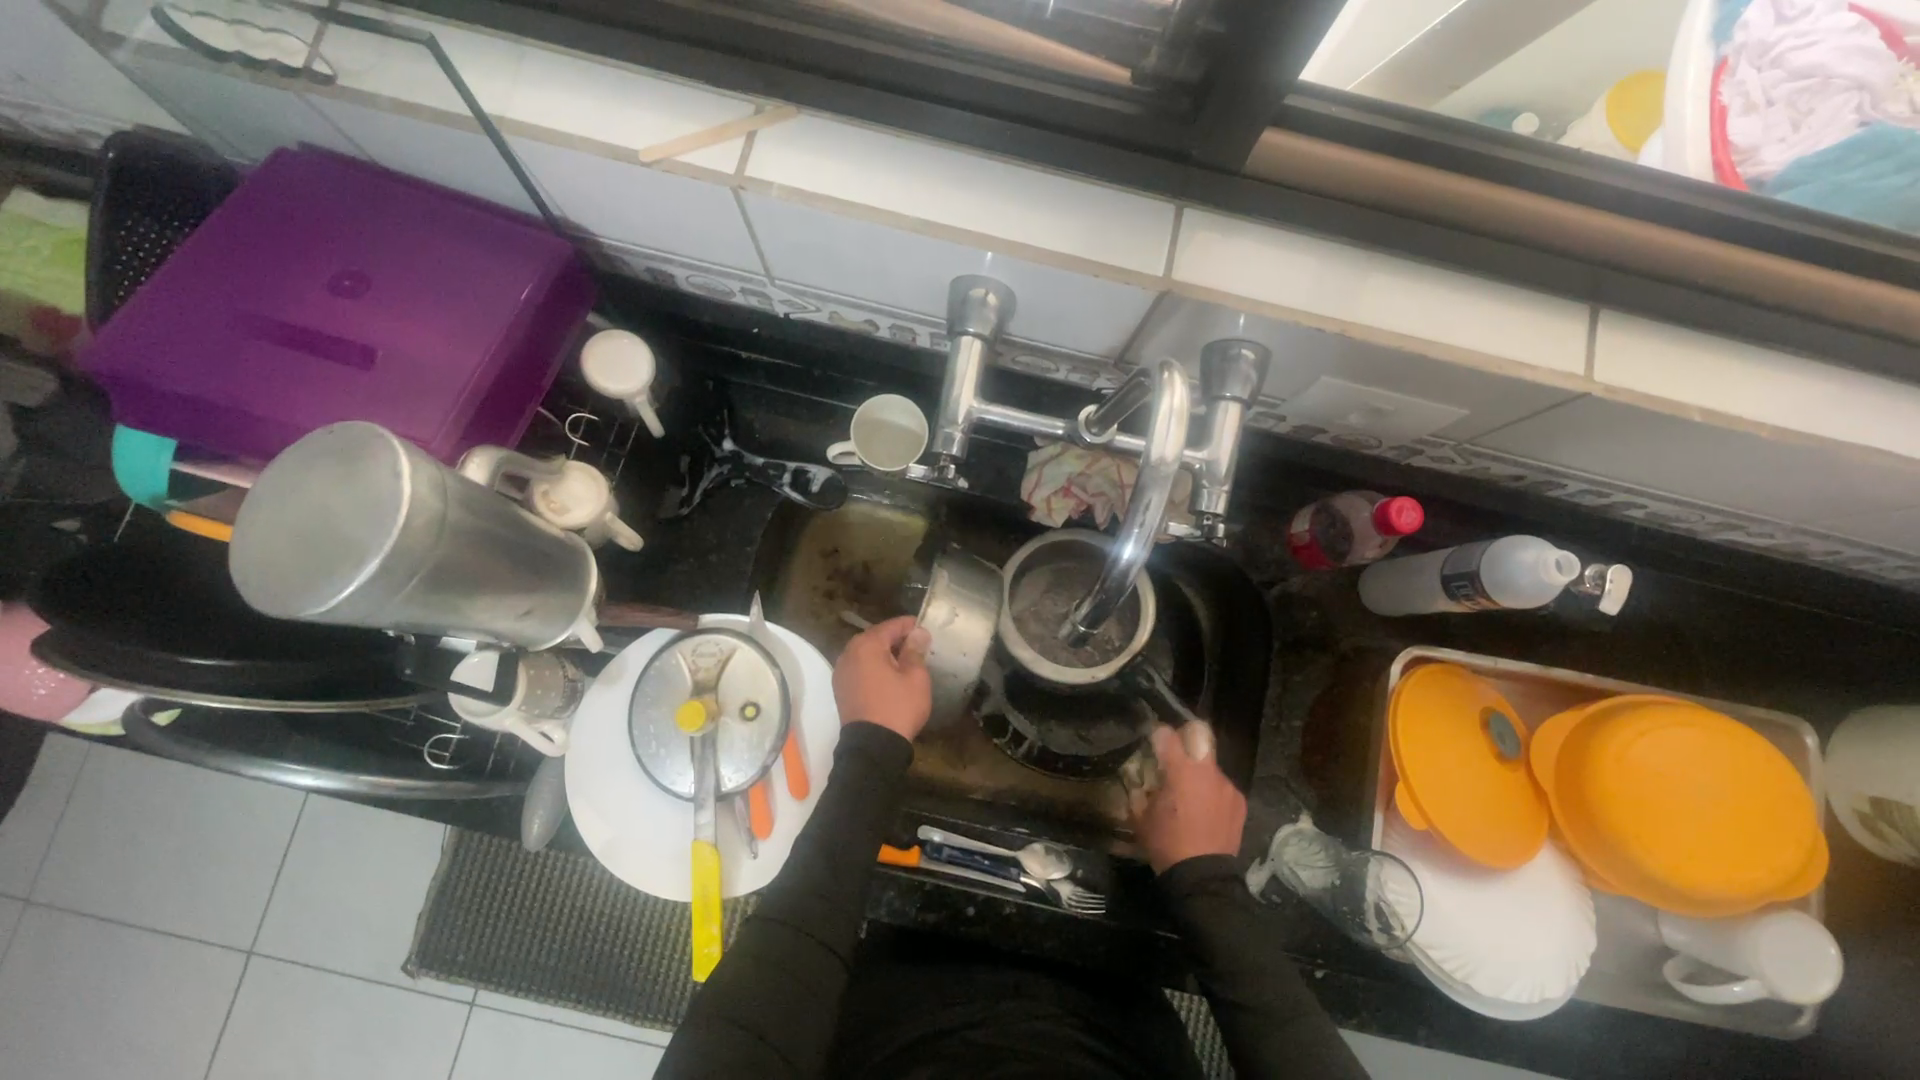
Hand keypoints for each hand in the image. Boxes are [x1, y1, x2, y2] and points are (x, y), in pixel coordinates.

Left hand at [832, 615, 932, 741]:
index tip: (925, 628)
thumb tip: (918, 633)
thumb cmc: (898, 707)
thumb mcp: (915, 677)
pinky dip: (873, 667)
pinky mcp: (840, 688)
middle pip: (875, 637)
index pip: (891, 626)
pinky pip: (859, 668)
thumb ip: (915, 651)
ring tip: (904, 661)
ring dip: (883, 654)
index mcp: (866, 645)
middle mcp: (848, 653)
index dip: (909, 625)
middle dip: (895, 639)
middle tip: (917, 645)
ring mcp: (841, 672)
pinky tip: (888, 676)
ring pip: (865, 653)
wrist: (873, 746)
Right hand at [1130, 723, 1245, 873]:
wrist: (1202, 877)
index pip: (1167, 735)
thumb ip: (1141, 791)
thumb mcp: (1141, 817)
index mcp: (1180, 771)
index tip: (1154, 739)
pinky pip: (1222, 787)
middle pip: (1200, 735)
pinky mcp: (1240, 801)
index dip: (1158, 733)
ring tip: (1192, 795)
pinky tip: (1207, 812)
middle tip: (1177, 753)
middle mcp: (1207, 771)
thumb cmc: (1166, 844)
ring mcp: (1227, 786)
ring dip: (1200, 773)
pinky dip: (1213, 792)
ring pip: (1211, 766)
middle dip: (1187, 738)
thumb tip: (1140, 781)